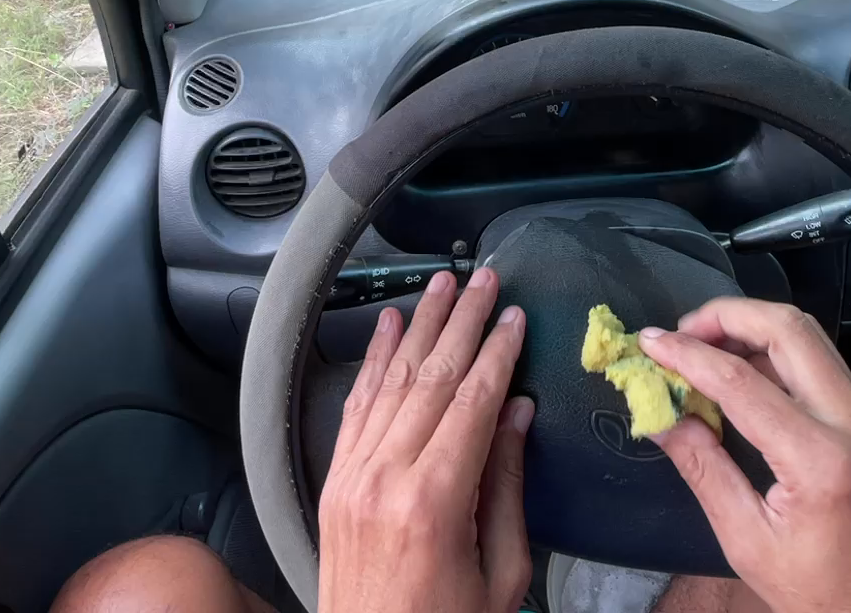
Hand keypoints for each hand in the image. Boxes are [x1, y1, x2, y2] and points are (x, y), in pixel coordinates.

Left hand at [318, 267, 534, 612]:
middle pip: (434, 375)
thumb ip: (506, 484)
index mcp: (434, 501)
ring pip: (394, 378)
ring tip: (441, 283)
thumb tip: (515, 410)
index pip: (474, 399)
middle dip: (463, 319)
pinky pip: (357, 404)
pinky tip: (389, 325)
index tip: (514, 315)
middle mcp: (386, 476)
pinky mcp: (335, 480)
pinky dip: (375, 359)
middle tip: (483, 278)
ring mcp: (353, 475)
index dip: (498, 351)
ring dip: (421, 324)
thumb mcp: (501, 572)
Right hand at [638, 298, 850, 612]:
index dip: (686, 354)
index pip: (740, 380)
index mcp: (821, 461)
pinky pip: (820, 361)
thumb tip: (661, 415)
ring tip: (705, 345)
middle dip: (726, 315)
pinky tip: (741, 370)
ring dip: (751, 326)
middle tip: (682, 331)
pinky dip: (774, 349)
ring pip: (807, 335)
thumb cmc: (830, 602)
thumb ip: (703, 468)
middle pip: (786, 327)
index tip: (649, 342)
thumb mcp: (750, 545)